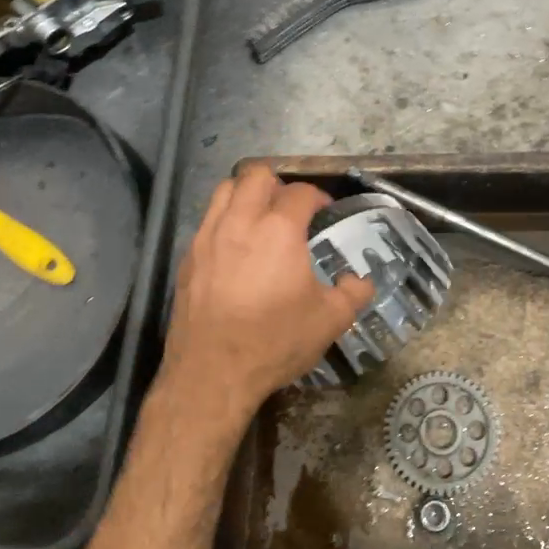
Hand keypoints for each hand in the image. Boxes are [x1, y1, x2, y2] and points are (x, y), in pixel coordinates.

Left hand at [160, 165, 373, 415]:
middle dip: (277, 185)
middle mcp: (240, 222)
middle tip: (290, 210)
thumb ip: (352, 294)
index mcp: (279, 231)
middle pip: (256, 175)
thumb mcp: (330, 321)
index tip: (324, 212)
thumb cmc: (275, 342)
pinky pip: (207, 220)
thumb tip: (360, 282)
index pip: (300, 192)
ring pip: (224, 190)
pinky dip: (225, 220)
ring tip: (260, 219)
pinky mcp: (188, 257)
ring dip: (246, 195)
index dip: (318, 197)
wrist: (212, 373)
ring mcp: (208, 237)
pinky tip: (236, 249)